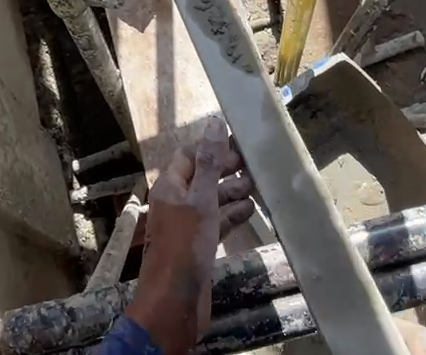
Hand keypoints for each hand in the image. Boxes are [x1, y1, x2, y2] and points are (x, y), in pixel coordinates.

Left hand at [124, 119, 255, 354]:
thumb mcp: (200, 199)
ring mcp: (187, 225)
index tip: (238, 141)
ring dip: (231, 191)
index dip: (211, 146)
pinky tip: (251, 209)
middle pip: (201, 176)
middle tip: (253, 162)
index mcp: (169, 185)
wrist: (174, 303)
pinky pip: (216, 222)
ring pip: (211, 200)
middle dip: (225, 168)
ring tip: (256, 183)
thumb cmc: (185, 246)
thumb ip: (208, 162)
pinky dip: (232, 214)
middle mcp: (176, 201)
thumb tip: (214, 122)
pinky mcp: (198, 245)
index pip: (189, 155)